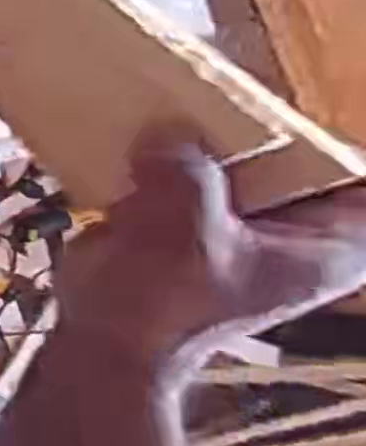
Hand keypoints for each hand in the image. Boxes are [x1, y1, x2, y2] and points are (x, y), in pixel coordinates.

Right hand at [53, 131, 365, 377]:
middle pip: (289, 163)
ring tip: (154, 121)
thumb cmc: (164, 298)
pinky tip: (125, 153)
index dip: (323, 139)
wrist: (105, 339)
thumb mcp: (182, 232)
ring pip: (226, 172)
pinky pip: (176, 186)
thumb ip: (183, 176)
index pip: (357, 173)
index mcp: (336, 240)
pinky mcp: (180, 231)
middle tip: (199, 106)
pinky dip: (154, 169)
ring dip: (190, 150)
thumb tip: (167, 130)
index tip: (268, 110)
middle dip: (242, 136)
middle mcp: (293, 230)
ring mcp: (232, 230)